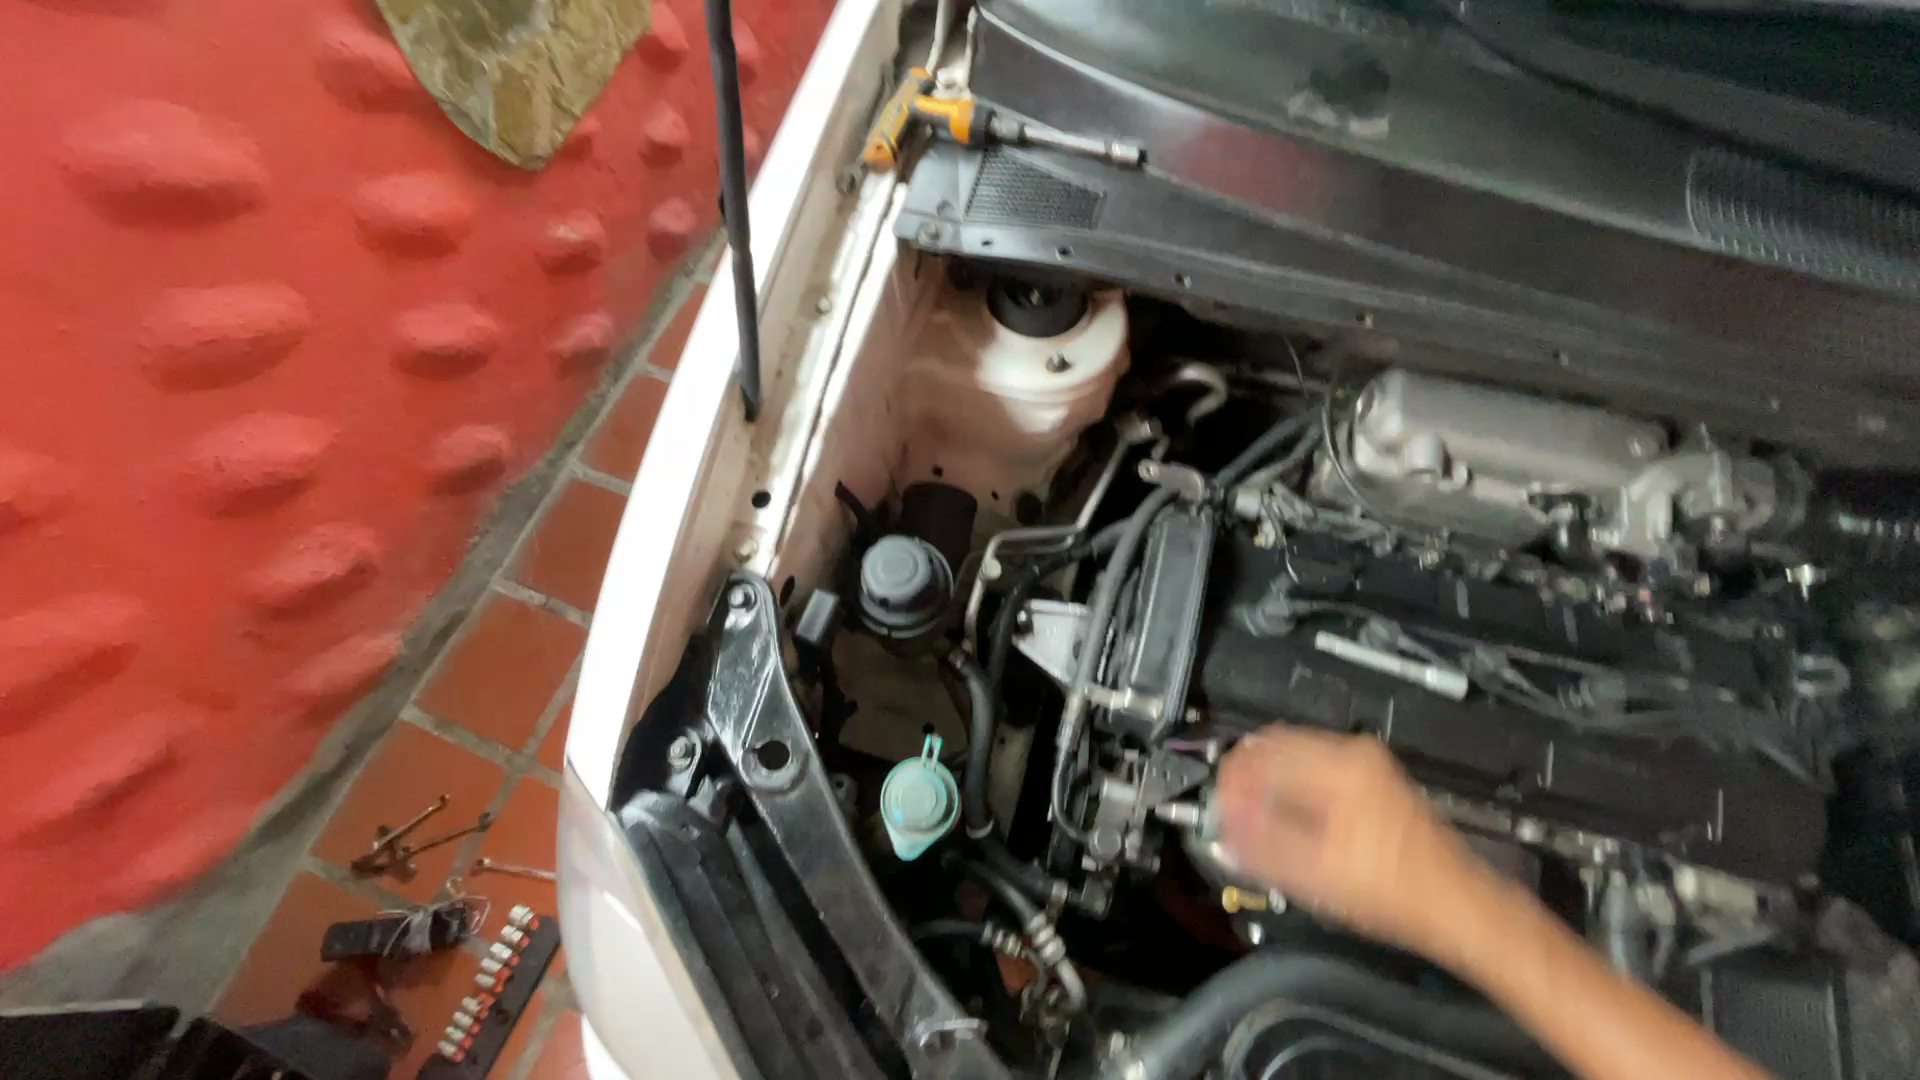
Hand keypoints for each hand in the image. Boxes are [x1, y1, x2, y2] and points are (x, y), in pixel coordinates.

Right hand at [1213, 726, 1501, 962]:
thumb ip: (1260, 844)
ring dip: (1269, 780)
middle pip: (1275, 746)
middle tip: (1232, 809)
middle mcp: (1354, 753)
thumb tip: (1224, 826)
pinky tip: (1287, 815)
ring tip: (1255, 815)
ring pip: (1294, 754)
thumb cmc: (1399, 893)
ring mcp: (1366, 762)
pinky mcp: (1372, 776)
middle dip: (1248, 777)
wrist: (1459, 906)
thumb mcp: (1316, 874)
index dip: (1232, 780)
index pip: (1261, 753)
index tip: (1220, 805)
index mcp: (1340, 767)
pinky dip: (1292, 784)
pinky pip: (1314, 765)